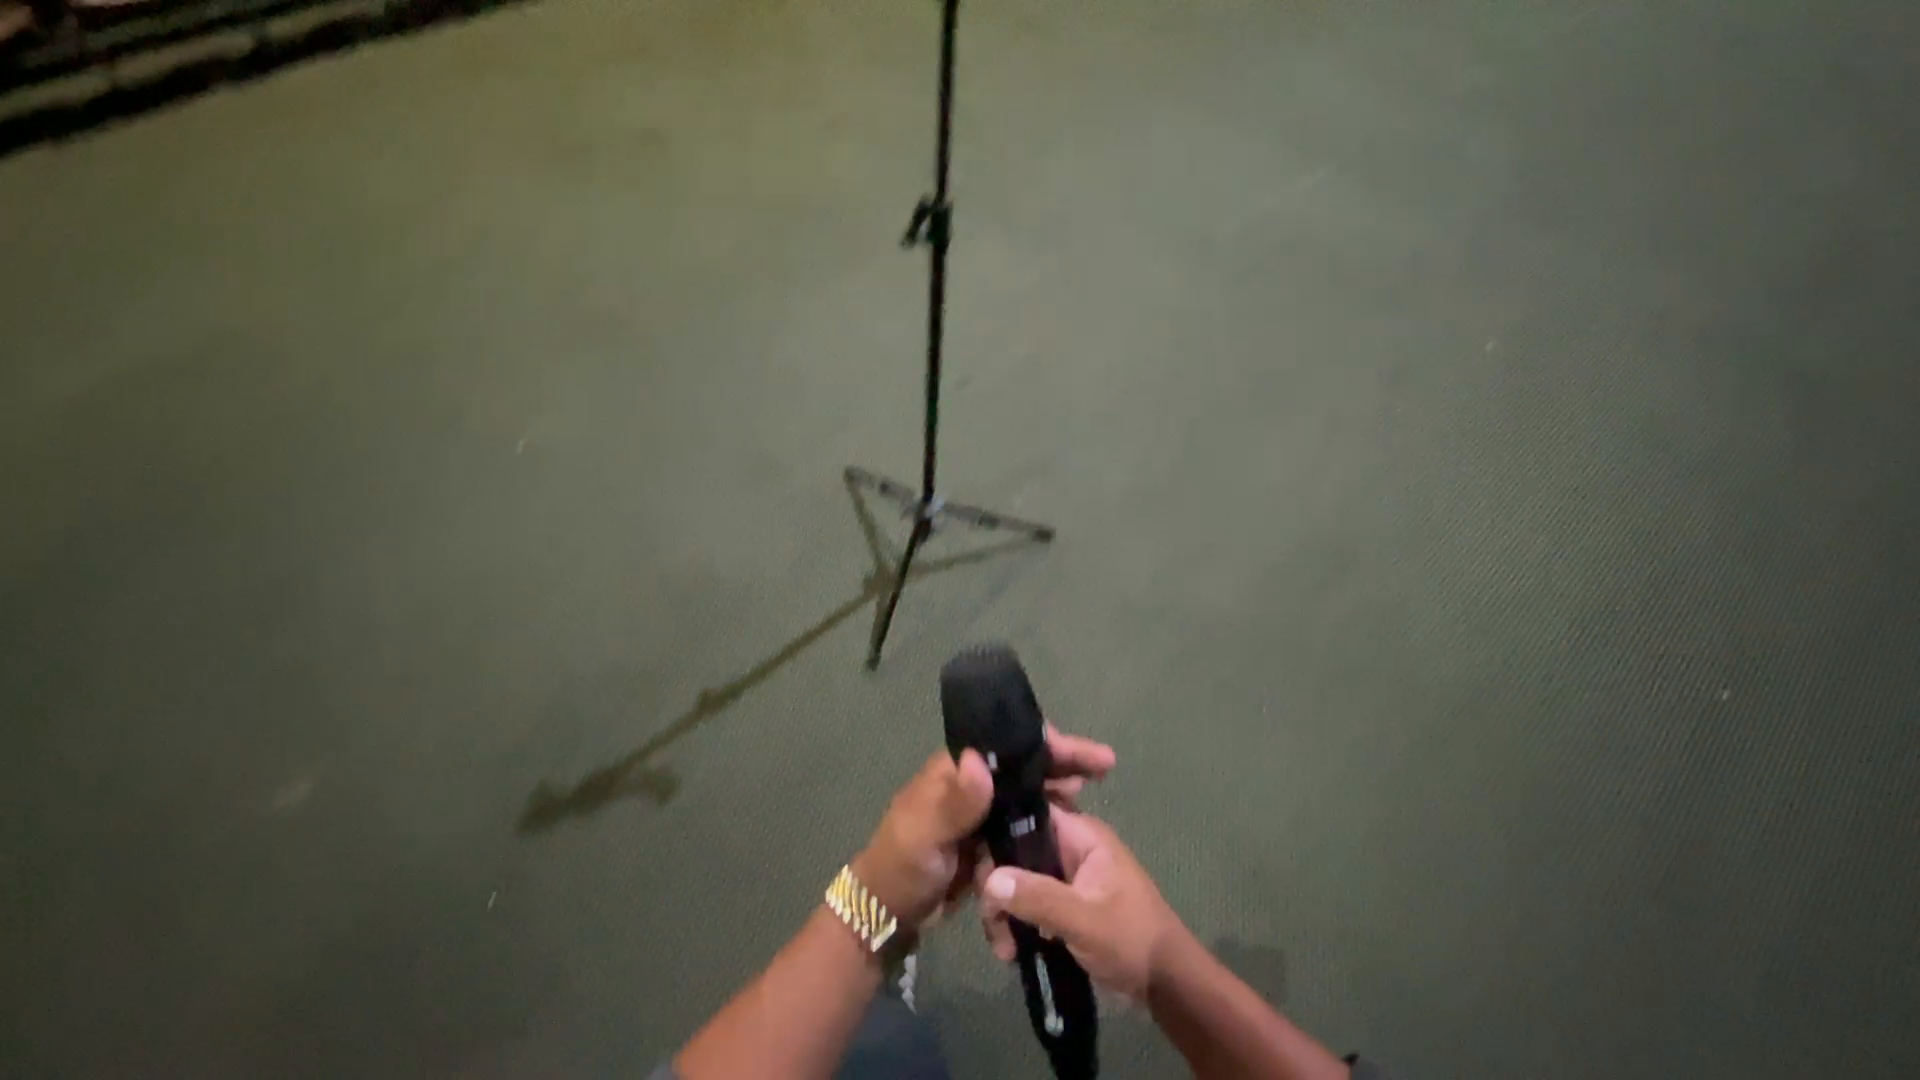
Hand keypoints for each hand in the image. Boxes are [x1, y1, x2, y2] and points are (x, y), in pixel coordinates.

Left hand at [854, 727, 1116, 933]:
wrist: (887, 914)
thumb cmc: (901, 866)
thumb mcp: (924, 835)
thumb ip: (954, 802)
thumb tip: (983, 760)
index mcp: (955, 770)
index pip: (1006, 744)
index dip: (1046, 743)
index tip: (1082, 751)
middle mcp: (970, 783)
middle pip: (1023, 763)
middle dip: (1062, 760)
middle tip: (1104, 766)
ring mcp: (979, 813)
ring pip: (1027, 791)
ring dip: (1058, 787)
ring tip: (1094, 791)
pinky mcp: (986, 841)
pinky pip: (1023, 822)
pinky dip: (1048, 819)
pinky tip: (1072, 824)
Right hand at [978, 809, 1185, 1001]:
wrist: (1166, 984)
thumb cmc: (1131, 940)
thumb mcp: (1084, 920)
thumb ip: (1038, 897)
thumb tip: (989, 880)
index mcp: (1081, 835)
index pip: (1028, 813)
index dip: (997, 832)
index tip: (978, 867)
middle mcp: (1070, 848)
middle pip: (1016, 851)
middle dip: (998, 887)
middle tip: (992, 923)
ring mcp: (1066, 877)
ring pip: (1017, 880)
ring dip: (1004, 912)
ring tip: (1004, 950)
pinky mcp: (1062, 904)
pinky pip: (1027, 902)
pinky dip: (1016, 924)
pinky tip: (1012, 952)